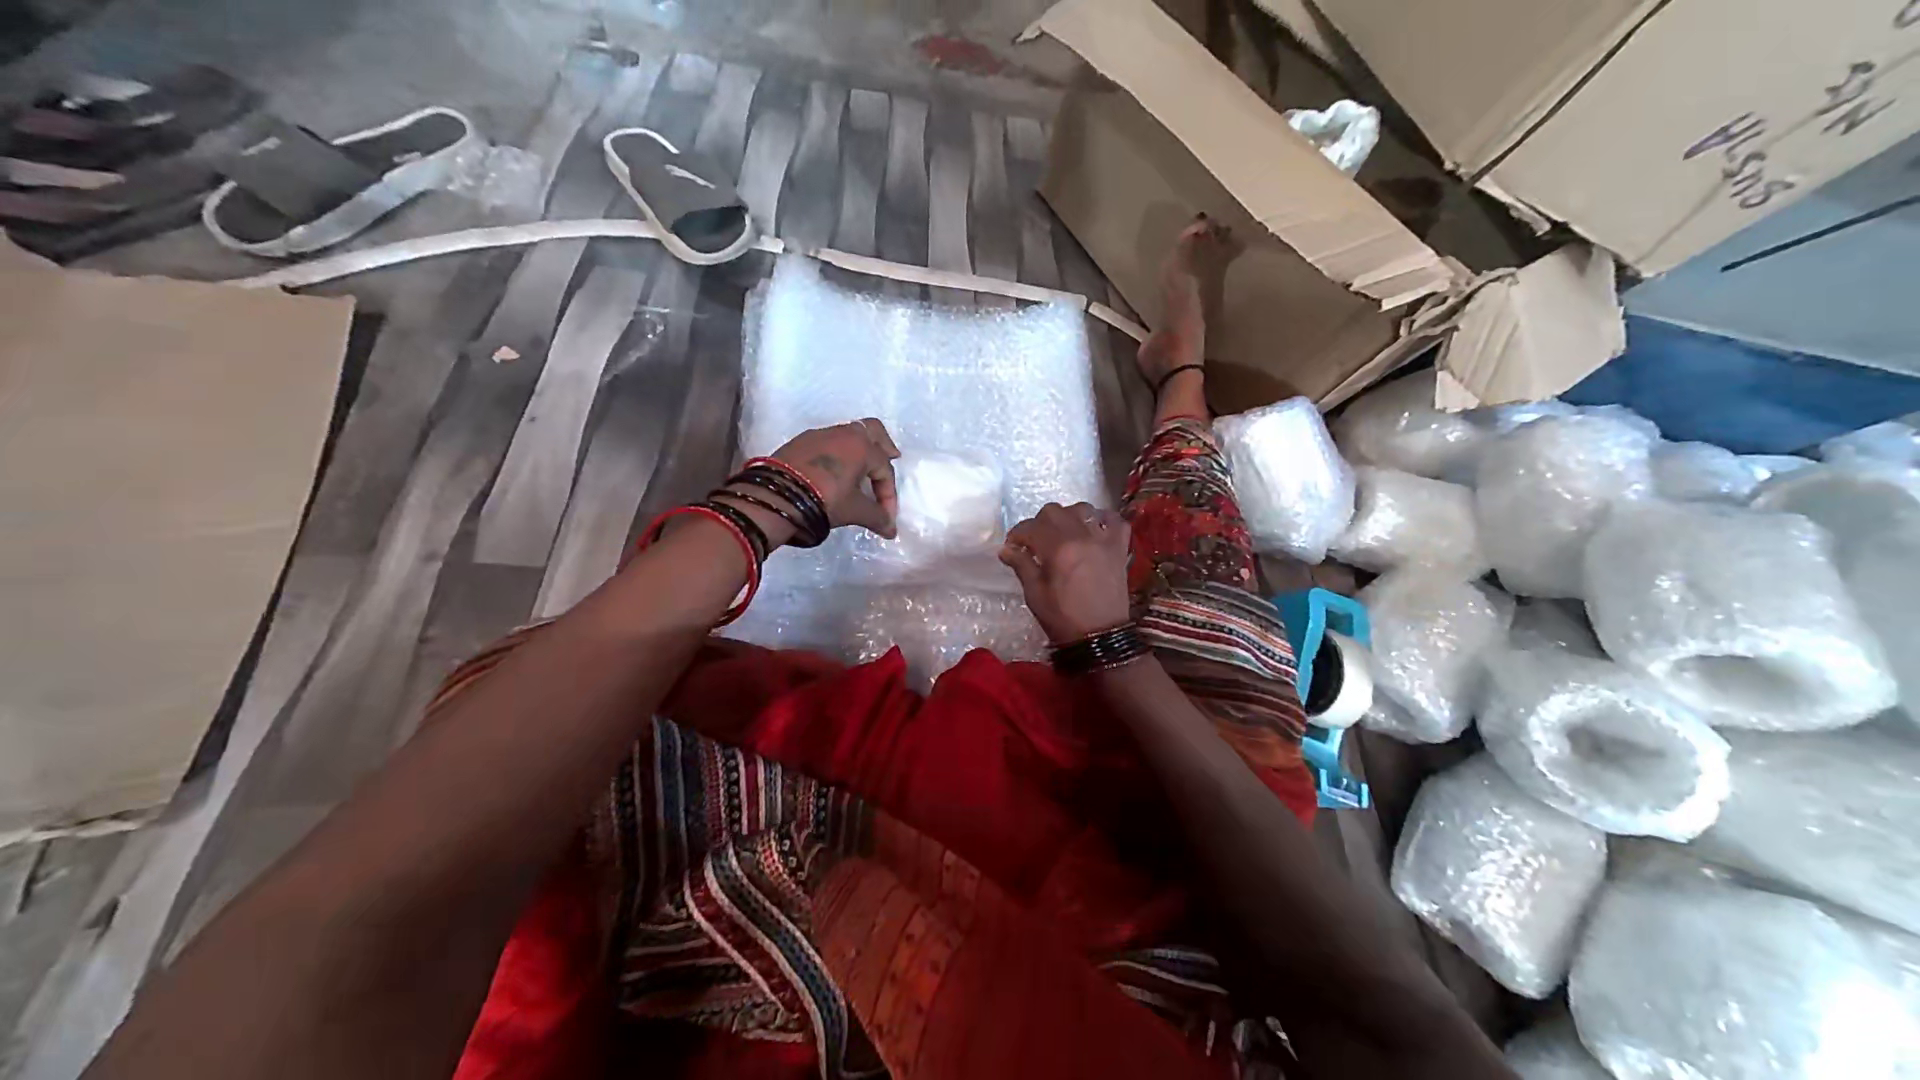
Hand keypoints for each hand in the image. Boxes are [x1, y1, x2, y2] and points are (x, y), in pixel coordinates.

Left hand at [770, 418, 901, 537]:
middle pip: (872, 430)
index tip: (885, 517)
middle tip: (891, 458)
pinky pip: (828, 442)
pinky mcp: (801, 442)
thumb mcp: (854, 511)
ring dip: (859, 450)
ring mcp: (820, 435)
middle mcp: (843, 434)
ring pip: (848, 435)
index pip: (884, 469)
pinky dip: (838, 453)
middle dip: (884, 445)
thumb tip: (891, 530)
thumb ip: (876, 517)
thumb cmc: (825, 499)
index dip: (889, 495)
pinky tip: (834, 471)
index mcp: (862, 446)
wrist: (777, 496)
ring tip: (860, 470)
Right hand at [999, 503, 1132, 642]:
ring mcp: (1104, 540)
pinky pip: (1115, 520)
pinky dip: (1103, 519)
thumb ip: (1022, 566)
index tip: (1013, 546)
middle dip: (1039, 523)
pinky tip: (1093, 530)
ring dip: (1068, 517)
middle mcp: (1082, 537)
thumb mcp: (1035, 595)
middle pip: (1054, 511)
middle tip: (1035, 541)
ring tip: (1063, 534)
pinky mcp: (1119, 547)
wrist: (1101, 636)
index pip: (1031, 527)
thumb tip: (1006, 549)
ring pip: (1083, 509)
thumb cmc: (1064, 618)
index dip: (1017, 535)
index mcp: (1058, 549)